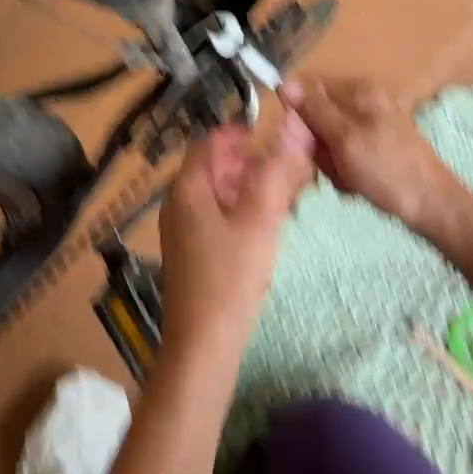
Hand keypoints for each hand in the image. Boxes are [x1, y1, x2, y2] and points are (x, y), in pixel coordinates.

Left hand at [159, 120, 314, 346]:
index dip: (239, 134)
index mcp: (187, 188)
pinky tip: (268, 228)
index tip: (271, 137)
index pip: (209, 142)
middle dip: (250, 163)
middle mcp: (178, 204)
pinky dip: (242, 212)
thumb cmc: (230, 276)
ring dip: (250, 189)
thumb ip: (278, 171)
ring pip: (218, 195)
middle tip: (287, 168)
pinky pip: (217, 219)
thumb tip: (294, 128)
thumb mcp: (260, 219)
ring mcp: (183, 232)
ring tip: (285, 197)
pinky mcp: (192, 255)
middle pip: (214, 168)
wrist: (202, 345)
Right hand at [282, 76, 464, 234]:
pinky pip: (345, 157)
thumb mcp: (345, 139)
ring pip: (329, 143)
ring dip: (332, 165)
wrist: (432, 206)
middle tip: (335, 168)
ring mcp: (372, 127)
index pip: (310, 95)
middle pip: (319, 120)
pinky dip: (346, 173)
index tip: (306, 145)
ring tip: (349, 180)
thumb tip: (284, 83)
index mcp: (359, 92)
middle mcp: (365, 104)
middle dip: (320, 149)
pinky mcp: (376, 150)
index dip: (302, 121)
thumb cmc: (388, 170)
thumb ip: (315, 110)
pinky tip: (357, 186)